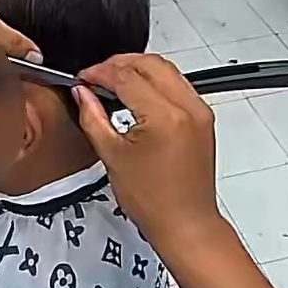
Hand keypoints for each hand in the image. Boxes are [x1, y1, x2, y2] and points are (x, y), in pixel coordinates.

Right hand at [70, 55, 227, 255]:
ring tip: (114, 81)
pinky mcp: (204, 118)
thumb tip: (83, 94)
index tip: (85, 78)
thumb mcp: (112, 156)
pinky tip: (138, 93)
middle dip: (119, 63)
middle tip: (97, 75)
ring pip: (167, 69)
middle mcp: (188, 109)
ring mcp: (200, 112)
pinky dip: (156, 81)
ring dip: (139, 69)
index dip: (100, 72)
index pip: (127, 76)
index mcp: (165, 117)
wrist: (185, 223)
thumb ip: (93, 117)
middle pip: (150, 63)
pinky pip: (179, 85)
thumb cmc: (155, 201)